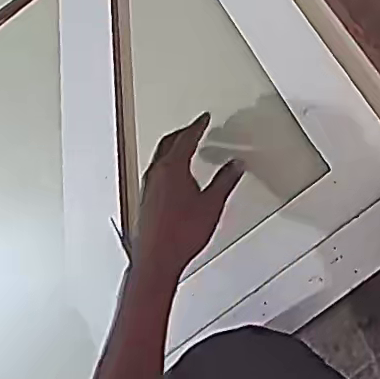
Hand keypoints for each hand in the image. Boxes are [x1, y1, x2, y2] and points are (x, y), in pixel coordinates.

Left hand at [133, 114, 244, 286]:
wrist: (157, 259)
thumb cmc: (179, 235)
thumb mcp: (212, 204)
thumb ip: (225, 181)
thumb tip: (234, 165)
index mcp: (172, 168)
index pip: (186, 138)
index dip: (197, 126)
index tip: (204, 119)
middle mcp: (156, 173)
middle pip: (169, 143)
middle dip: (183, 132)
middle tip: (195, 128)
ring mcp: (148, 186)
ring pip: (161, 155)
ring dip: (174, 146)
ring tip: (187, 145)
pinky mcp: (145, 198)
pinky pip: (157, 169)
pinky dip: (168, 162)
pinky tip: (176, 173)